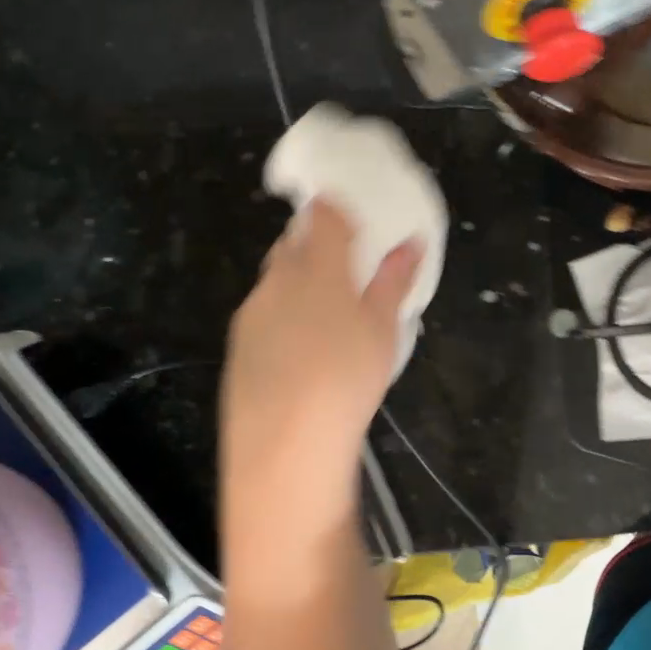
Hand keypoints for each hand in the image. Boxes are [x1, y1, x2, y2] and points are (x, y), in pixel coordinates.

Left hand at [221, 201, 422, 538]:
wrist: (285, 440)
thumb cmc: (347, 377)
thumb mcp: (383, 329)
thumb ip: (395, 282)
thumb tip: (411, 243)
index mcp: (316, 267)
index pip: (322, 215)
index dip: (339, 209)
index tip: (360, 221)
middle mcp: (276, 280)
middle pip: (294, 246)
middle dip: (319, 248)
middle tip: (352, 271)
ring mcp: (252, 312)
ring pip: (278, 282)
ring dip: (302, 285)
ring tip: (333, 319)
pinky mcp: (239, 346)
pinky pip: (266, 315)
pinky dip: (287, 318)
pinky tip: (306, 353)